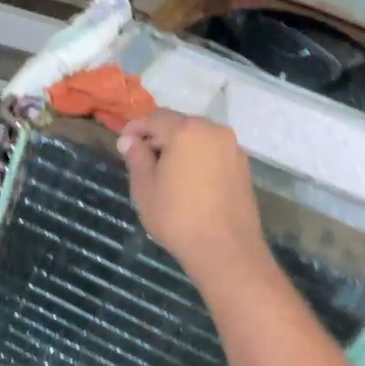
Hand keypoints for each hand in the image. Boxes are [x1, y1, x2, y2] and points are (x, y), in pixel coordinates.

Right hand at [117, 110, 269, 273]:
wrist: (224, 248)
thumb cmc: (176, 217)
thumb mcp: (145, 188)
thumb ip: (136, 158)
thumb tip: (128, 140)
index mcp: (186, 131)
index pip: (155, 117)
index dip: (135, 128)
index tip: (122, 143)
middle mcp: (213, 130)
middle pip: (179, 124)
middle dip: (158, 136)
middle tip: (141, 158)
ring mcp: (232, 147)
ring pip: (198, 137)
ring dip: (179, 147)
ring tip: (164, 171)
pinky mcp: (242, 165)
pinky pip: (212, 152)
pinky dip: (196, 158)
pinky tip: (187, 180)